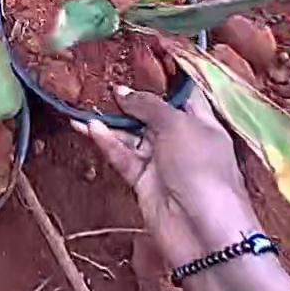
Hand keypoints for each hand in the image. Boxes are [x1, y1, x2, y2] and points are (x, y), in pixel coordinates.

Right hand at [80, 85, 260, 269]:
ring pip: (132, 134)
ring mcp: (162, 161)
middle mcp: (182, 139)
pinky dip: (106, 142)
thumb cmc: (202, 170)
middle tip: (102, 77)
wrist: (205, 236)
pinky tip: (88, 128)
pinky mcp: (144, 181)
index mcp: (202, 122)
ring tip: (83, 103)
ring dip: (110, 121)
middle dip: (130, 97)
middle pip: (152, 112)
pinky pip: (122, 155)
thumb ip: (148, 105)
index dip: (165, 74)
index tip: (141, 55)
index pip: (184, 91)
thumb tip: (122, 92)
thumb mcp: (177, 125)